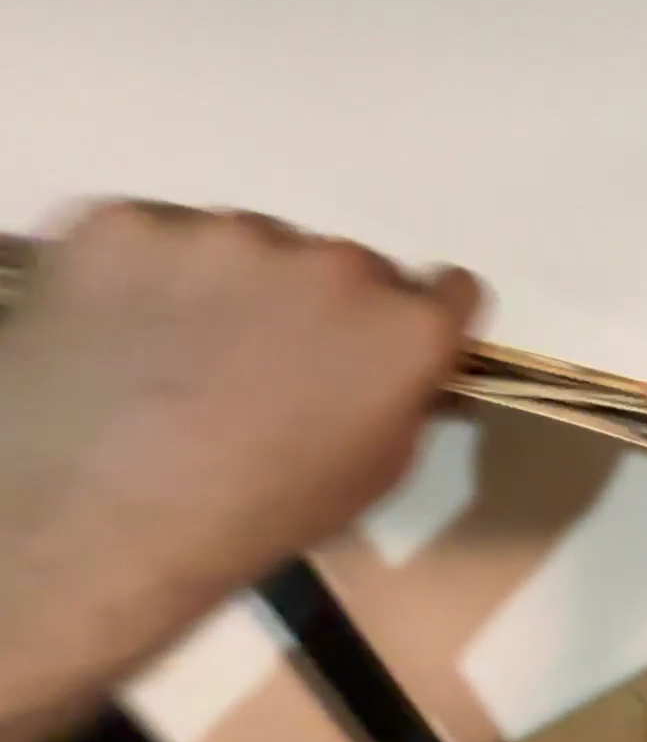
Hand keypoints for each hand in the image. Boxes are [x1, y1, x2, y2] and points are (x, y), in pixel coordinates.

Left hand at [0, 201, 478, 741]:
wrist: (97, 516)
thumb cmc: (271, 505)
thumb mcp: (386, 463)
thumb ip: (412, 393)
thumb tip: (409, 366)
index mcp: (410, 329)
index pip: (454, 286)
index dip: (430, 314)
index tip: (399, 338)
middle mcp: (339, 267)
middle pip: (357, 265)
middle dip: (335, 305)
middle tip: (286, 357)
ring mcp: (229, 237)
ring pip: (260, 245)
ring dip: (250, 284)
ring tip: (199, 346)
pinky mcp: (125, 225)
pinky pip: (163, 234)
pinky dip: (160, 272)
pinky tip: (136, 328)